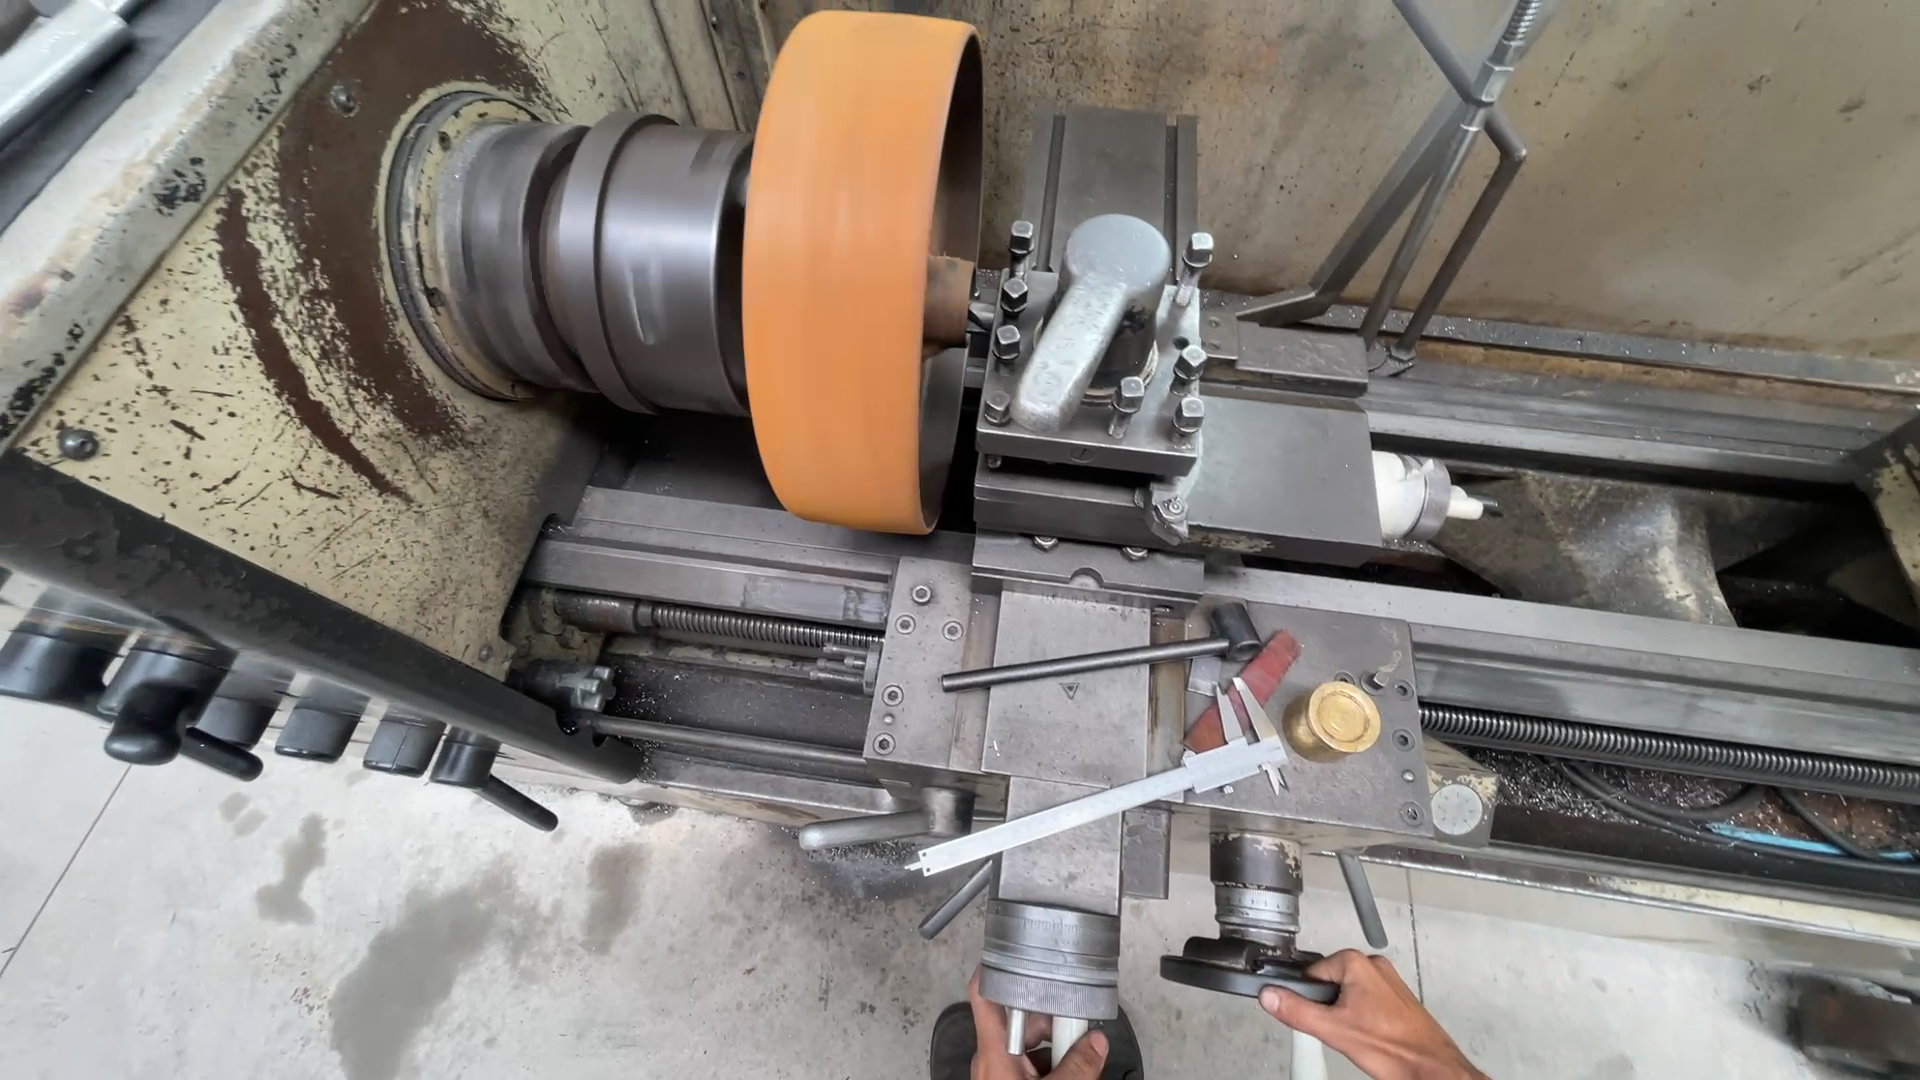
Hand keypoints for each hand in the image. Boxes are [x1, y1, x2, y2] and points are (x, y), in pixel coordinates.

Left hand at [967, 970, 1108, 1078]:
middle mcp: (990, 1056)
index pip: (982, 991)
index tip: (1015, 946)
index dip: (994, 965)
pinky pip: (1027, 1062)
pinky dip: (1049, 1061)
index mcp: (992, 1049)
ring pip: (1026, 1042)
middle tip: (1078, 1018)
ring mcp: (996, 1072)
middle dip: (1049, 1015)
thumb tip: (1098, 1040)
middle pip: (1017, 1017)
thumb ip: (1078, 1065)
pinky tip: (1072, 1069)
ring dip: (1052, 1041)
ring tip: (1081, 1047)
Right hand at [1259, 950, 1485, 1079]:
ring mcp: (1390, 980)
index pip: (1311, 975)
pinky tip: (1374, 1039)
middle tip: (1342, 1033)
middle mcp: (1372, 964)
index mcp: (1354, 962)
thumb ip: (1297, 1011)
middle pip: (1330, 983)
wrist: (1439, 1076)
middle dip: (1330, 1008)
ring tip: (1360, 1039)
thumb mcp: (1335, 1031)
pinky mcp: (1402, 999)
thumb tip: (1266, 994)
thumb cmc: (1390, 1050)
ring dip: (1347, 1015)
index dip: (1309, 1000)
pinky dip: (1365, 1019)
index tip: (1320, 1021)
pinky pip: (1369, 1002)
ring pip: (1349, 995)